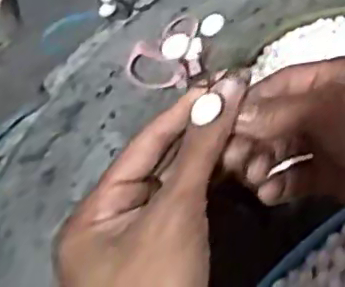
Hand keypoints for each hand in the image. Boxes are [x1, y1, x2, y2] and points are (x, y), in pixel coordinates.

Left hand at [56, 76, 246, 286]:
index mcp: (96, 211)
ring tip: (249, 130)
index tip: (226, 78)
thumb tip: (228, 84)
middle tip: (246, 101)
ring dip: (216, 155)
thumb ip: (202, 144)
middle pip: (165, 158)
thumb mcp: (178, 210)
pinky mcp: (168, 248)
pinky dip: (216, 180)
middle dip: (206, 132)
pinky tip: (242, 161)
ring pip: (182, 177)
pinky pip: (192, 200)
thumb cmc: (155, 284)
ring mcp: (141, 236)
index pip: (146, 142)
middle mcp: (113, 219)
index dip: (187, 108)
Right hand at [225, 58, 344, 219]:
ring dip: (263, 163)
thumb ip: (284, 112)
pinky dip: (280, 184)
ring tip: (256, 178)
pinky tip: (272, 194)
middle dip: (251, 137)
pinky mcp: (328, 173)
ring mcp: (326, 140)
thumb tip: (236, 116)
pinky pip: (294, 176)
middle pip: (274, 118)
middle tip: (232, 161)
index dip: (248, 102)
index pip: (278, 84)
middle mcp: (323, 105)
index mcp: (328, 78)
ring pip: (281, 149)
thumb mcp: (331, 110)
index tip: (216, 126)